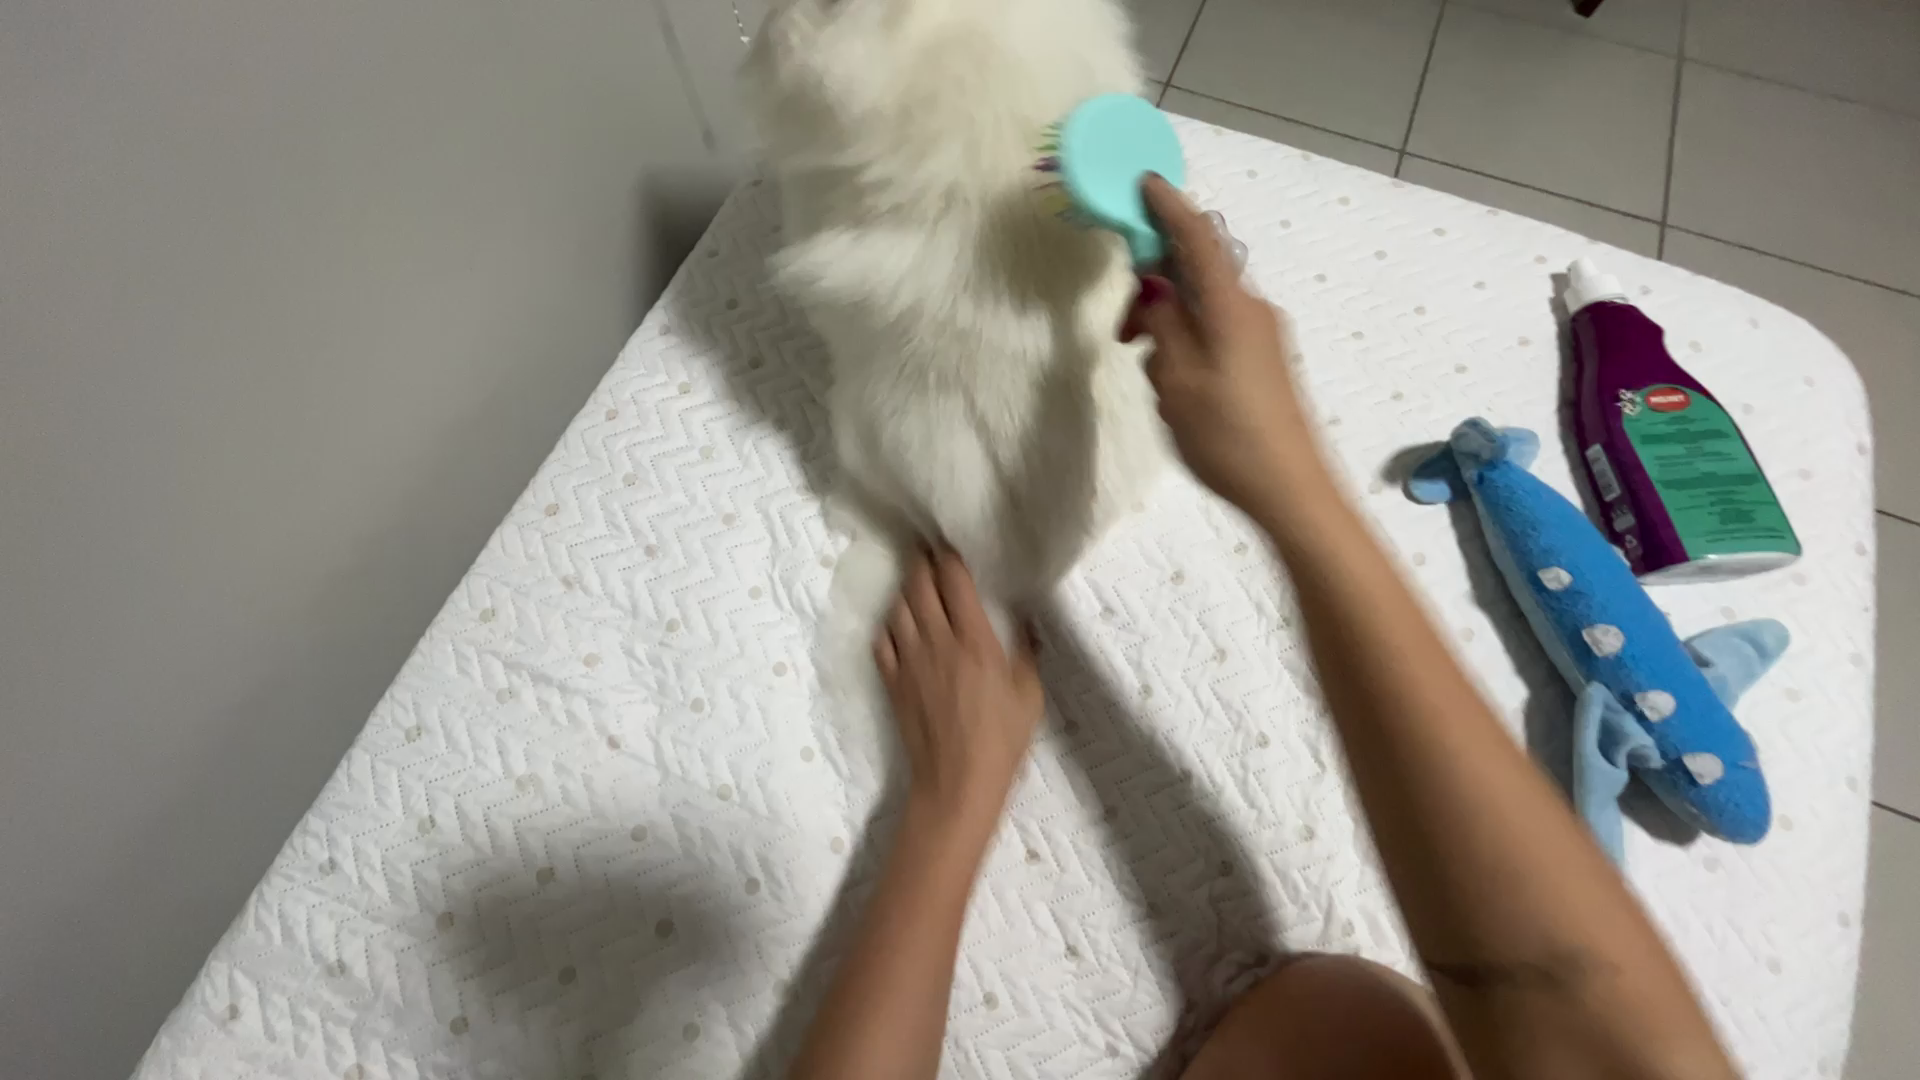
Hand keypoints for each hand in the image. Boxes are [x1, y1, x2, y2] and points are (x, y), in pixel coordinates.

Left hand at [875, 549, 1044, 825]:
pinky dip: (890, 625)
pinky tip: (898, 625)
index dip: (949, 556)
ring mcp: (909, 660)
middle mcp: (936, 641)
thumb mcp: (1028, 694)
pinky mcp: (892, 681)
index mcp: (974, 640)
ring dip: (906, 590)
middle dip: (923, 562)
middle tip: (927, 551)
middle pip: (919, 586)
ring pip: (898, 608)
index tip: (949, 543)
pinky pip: (882, 640)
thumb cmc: (1001, 739)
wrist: (955, 782)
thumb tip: (1025, 621)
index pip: (954, 581)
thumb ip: (1025, 652)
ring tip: (916, 583)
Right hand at [1133, 174, 1328, 517]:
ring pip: (1202, 306)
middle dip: (1154, 285)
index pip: (1197, 237)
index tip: (1142, 184)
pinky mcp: (1262, 361)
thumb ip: (1162, 326)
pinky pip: (1214, 331)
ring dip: (1167, 322)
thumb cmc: (1226, 434)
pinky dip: (1185, 340)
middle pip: (1197, 272)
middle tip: (1123, 333)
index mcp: (1230, 306)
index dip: (1168, 208)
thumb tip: (1156, 292)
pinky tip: (1173, 382)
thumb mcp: (1178, 380)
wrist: (1288, 487)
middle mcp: (1251, 309)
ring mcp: (1261, 336)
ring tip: (1148, 370)